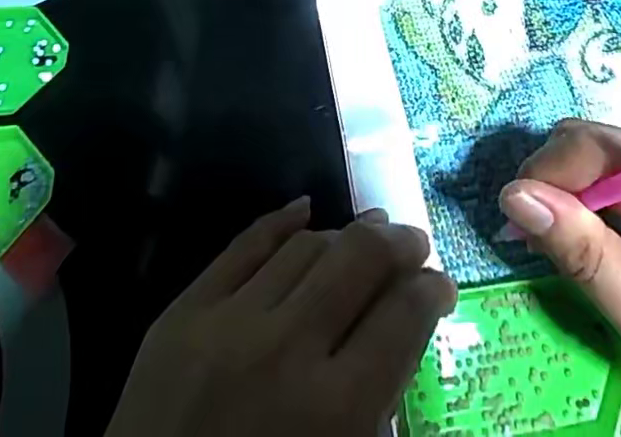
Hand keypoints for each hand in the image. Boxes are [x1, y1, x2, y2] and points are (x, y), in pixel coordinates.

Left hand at [106, 198, 457, 436]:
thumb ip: (380, 399)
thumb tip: (409, 322)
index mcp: (335, 410)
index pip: (405, 315)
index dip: (433, 289)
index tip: (440, 286)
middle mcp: (286, 351)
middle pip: (361, 258)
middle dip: (400, 243)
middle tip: (413, 244)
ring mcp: (228, 325)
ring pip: (308, 245)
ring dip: (349, 233)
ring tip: (369, 233)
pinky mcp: (181, 314)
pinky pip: (245, 244)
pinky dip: (281, 221)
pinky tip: (306, 209)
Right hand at [499, 120, 620, 436]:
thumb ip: (594, 265)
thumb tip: (518, 197)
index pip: (605, 158)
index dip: (546, 178)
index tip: (512, 228)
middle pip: (602, 137)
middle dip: (553, 177)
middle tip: (535, 242)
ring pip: (610, 140)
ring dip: (572, 180)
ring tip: (569, 240)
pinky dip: (599, 183)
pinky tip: (606, 230)